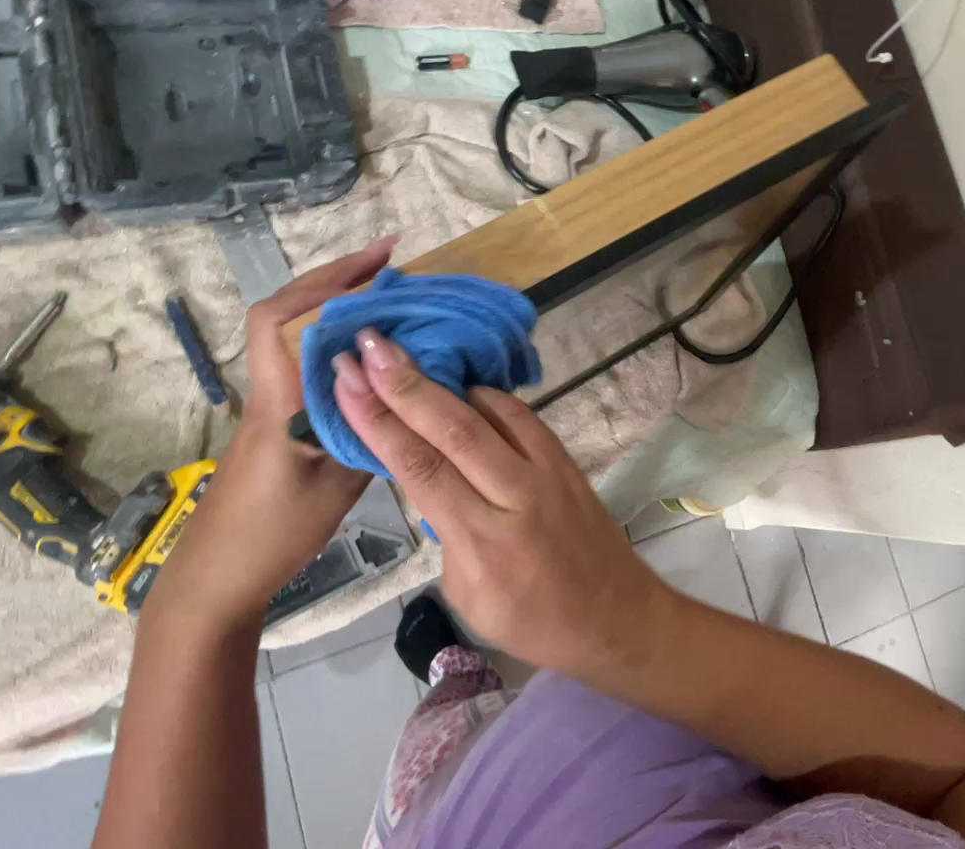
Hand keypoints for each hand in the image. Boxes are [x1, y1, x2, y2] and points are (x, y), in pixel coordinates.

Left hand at [142, 239, 397, 634]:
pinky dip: (341, 345)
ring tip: (391, 295)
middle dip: (337, 279)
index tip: (373, 265)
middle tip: (391, 260)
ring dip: (338, 308)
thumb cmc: (270, 535)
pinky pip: (309, 367)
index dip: (321, 283)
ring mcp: (272, 408)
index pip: (277, 320)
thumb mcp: (335, 487)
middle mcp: (270, 393)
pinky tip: (375, 354)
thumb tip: (409, 395)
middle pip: (287, 315)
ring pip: (299, 339)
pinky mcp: (279, 426)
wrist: (214, 582)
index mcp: (278, 400)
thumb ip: (369, 435)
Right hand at [331, 328, 675, 676]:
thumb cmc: (533, 621)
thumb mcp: (469, 596)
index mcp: (483, 541)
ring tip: (403, 351)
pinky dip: (488, 396)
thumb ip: (446, 535)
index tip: (348, 381)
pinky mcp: (567, 460)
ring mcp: (549, 472)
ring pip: (491, 413)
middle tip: (366, 343)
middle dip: (404, 383)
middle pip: (453, 429)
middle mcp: (517, 496)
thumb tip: (430, 482)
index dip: (379, 421)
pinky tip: (461, 384)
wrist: (616, 616)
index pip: (420, 468)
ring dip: (443, 381)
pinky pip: (523, 417)